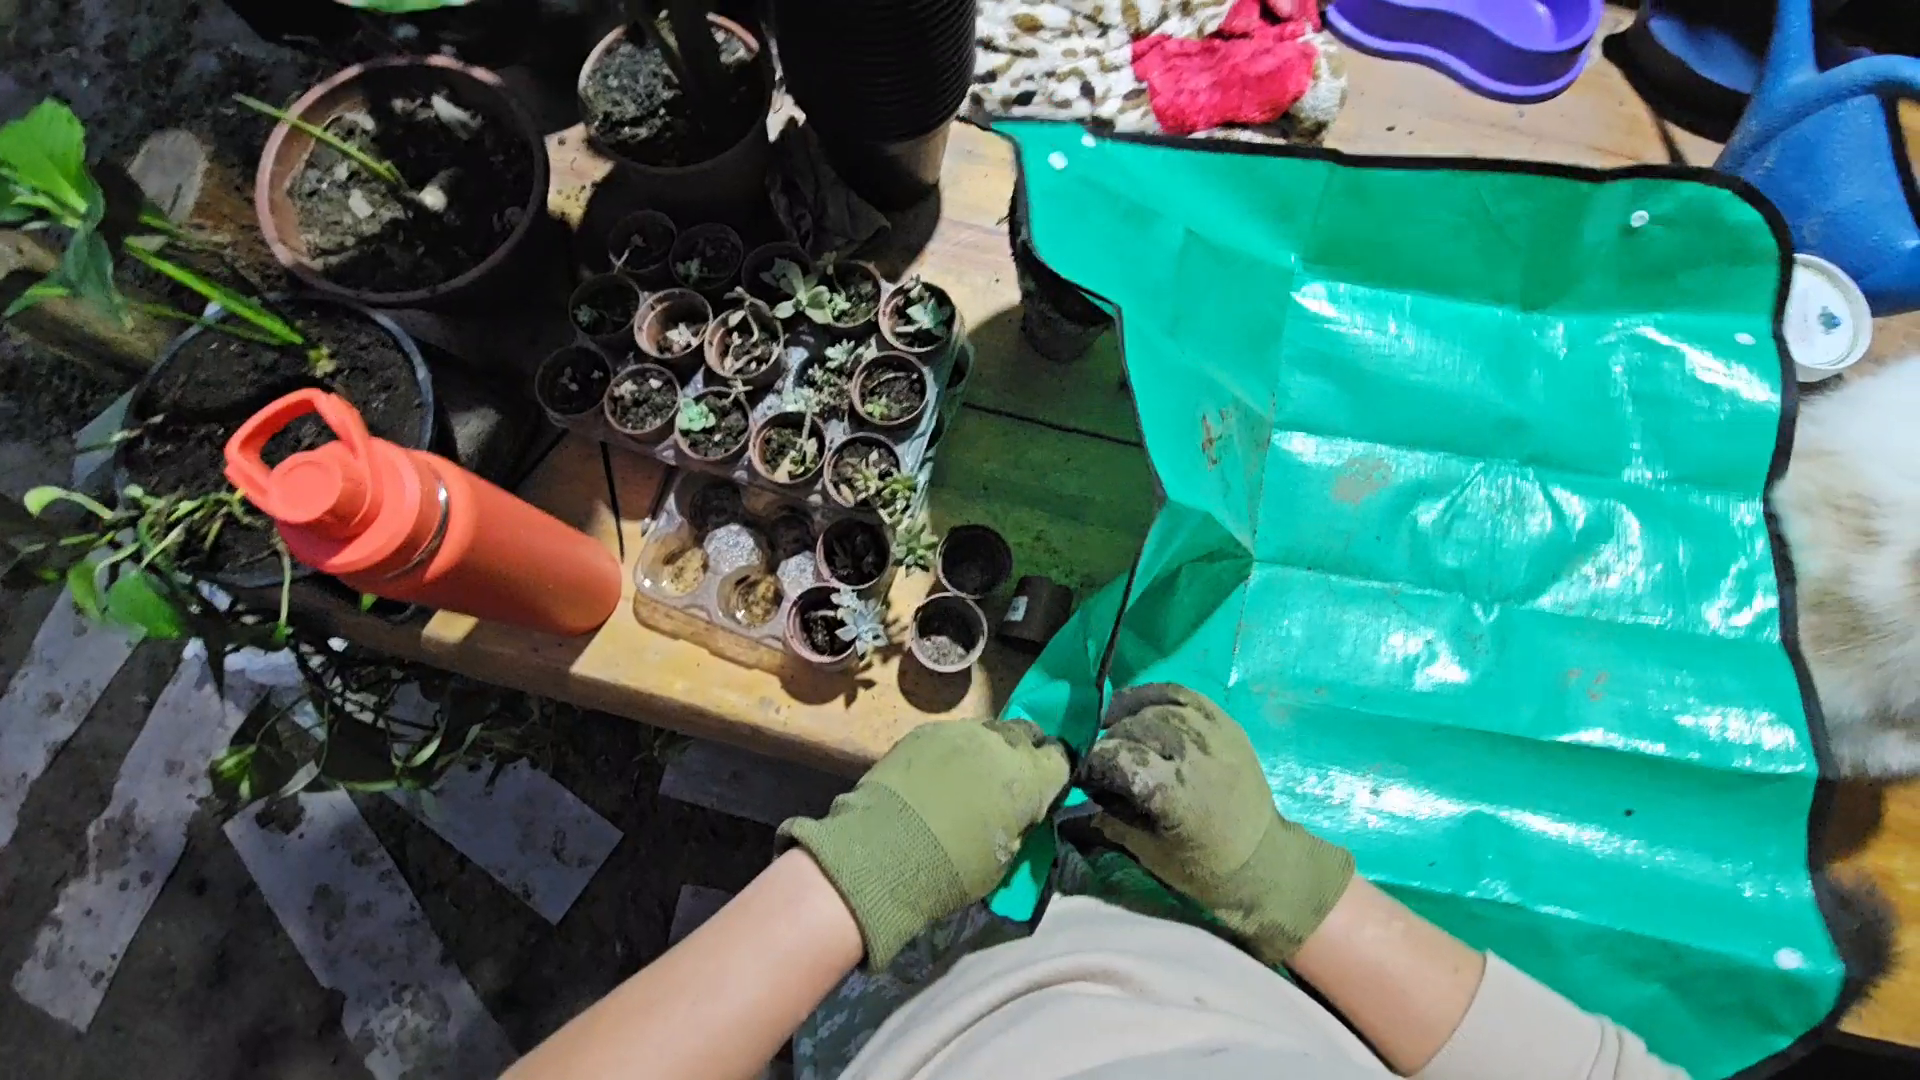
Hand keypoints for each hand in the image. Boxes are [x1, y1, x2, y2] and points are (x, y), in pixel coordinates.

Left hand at [779, 718, 1068, 968]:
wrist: (884, 852)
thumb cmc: (951, 869)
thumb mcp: (1004, 857)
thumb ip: (1020, 822)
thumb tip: (1020, 812)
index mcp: (1029, 778)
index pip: (1060, 758)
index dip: (1054, 772)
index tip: (1044, 786)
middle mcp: (1000, 744)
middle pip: (1026, 734)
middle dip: (1023, 752)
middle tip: (1009, 778)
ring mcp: (960, 732)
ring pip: (988, 730)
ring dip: (988, 749)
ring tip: (971, 775)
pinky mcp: (926, 731)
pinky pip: (952, 735)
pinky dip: (953, 750)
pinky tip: (938, 773)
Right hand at [1083, 684, 1353, 963]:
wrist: (1264, 862)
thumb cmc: (1204, 868)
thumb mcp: (1149, 852)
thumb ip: (1111, 816)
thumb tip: (1080, 788)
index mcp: (1174, 793)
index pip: (1118, 758)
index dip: (1093, 761)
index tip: (1080, 770)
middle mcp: (1194, 756)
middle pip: (1134, 729)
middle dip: (1109, 741)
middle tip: (1098, 757)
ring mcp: (1214, 735)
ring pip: (1156, 709)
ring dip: (1128, 718)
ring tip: (1113, 729)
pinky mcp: (1226, 724)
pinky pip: (1183, 695)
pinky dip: (1153, 696)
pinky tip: (1135, 707)